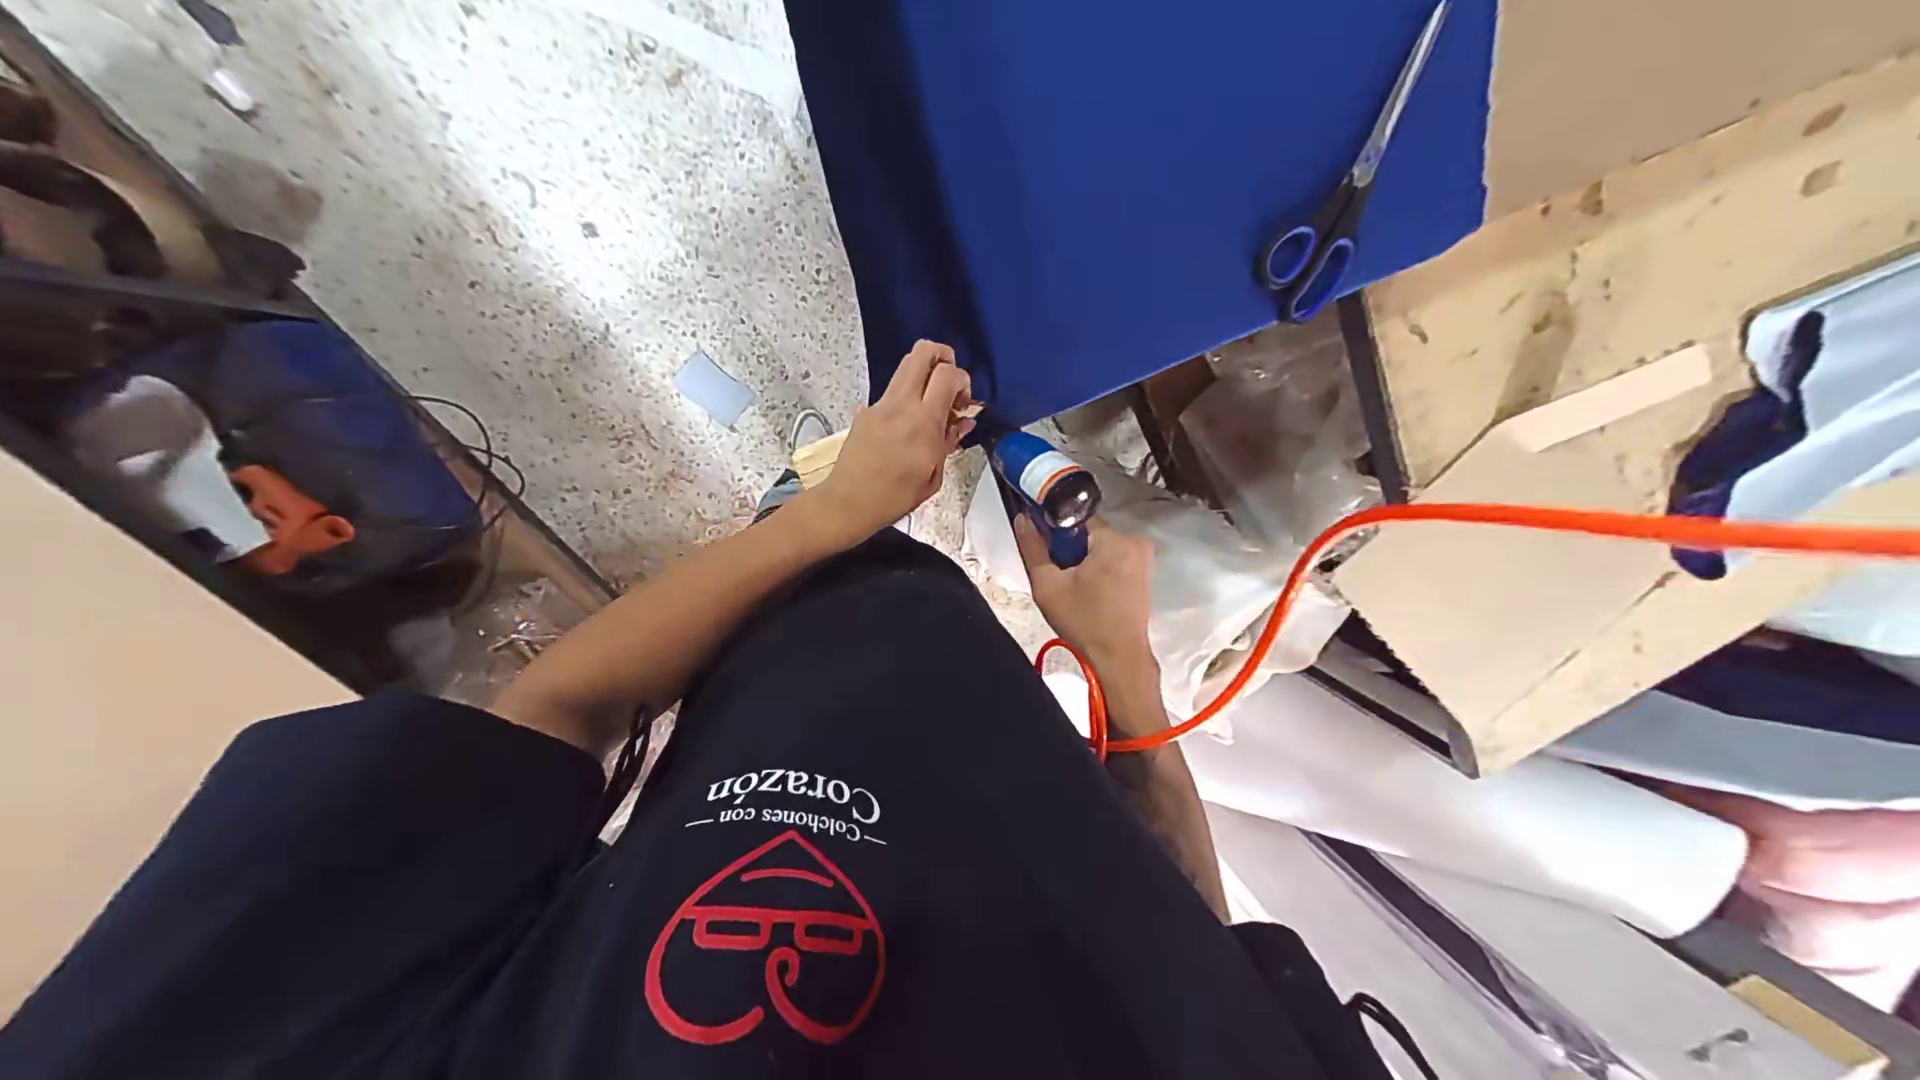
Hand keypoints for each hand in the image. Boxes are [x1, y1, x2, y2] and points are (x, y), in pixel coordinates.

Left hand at [806, 340, 974, 545]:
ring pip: (905, 368)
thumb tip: (962, 422)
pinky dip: (906, 399)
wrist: (849, 502)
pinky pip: (892, 393)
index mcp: (923, 423)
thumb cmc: (895, 497)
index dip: (963, 379)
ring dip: (924, 374)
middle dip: (943, 356)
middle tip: (949, 380)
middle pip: (923, 352)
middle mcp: (901, 405)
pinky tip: (906, 427)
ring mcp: (880, 405)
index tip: (963, 402)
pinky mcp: (865, 411)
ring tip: (931, 403)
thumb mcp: (933, 476)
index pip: (948, 374)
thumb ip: (949, 441)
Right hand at [1014, 515, 1154, 671]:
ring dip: (1083, 559)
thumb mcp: (1047, 585)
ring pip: (1100, 546)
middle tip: (1058, 575)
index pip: (1076, 517)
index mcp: (1115, 540)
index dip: (1055, 529)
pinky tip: (1088, 591)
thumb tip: (1022, 518)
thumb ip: (1033, 548)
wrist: (1117, 658)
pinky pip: (1113, 558)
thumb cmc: (1083, 622)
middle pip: (1089, 532)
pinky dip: (1097, 568)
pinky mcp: (1144, 573)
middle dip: (1070, 547)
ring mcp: (1143, 558)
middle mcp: (1135, 542)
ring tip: (1072, 587)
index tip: (1043, 547)